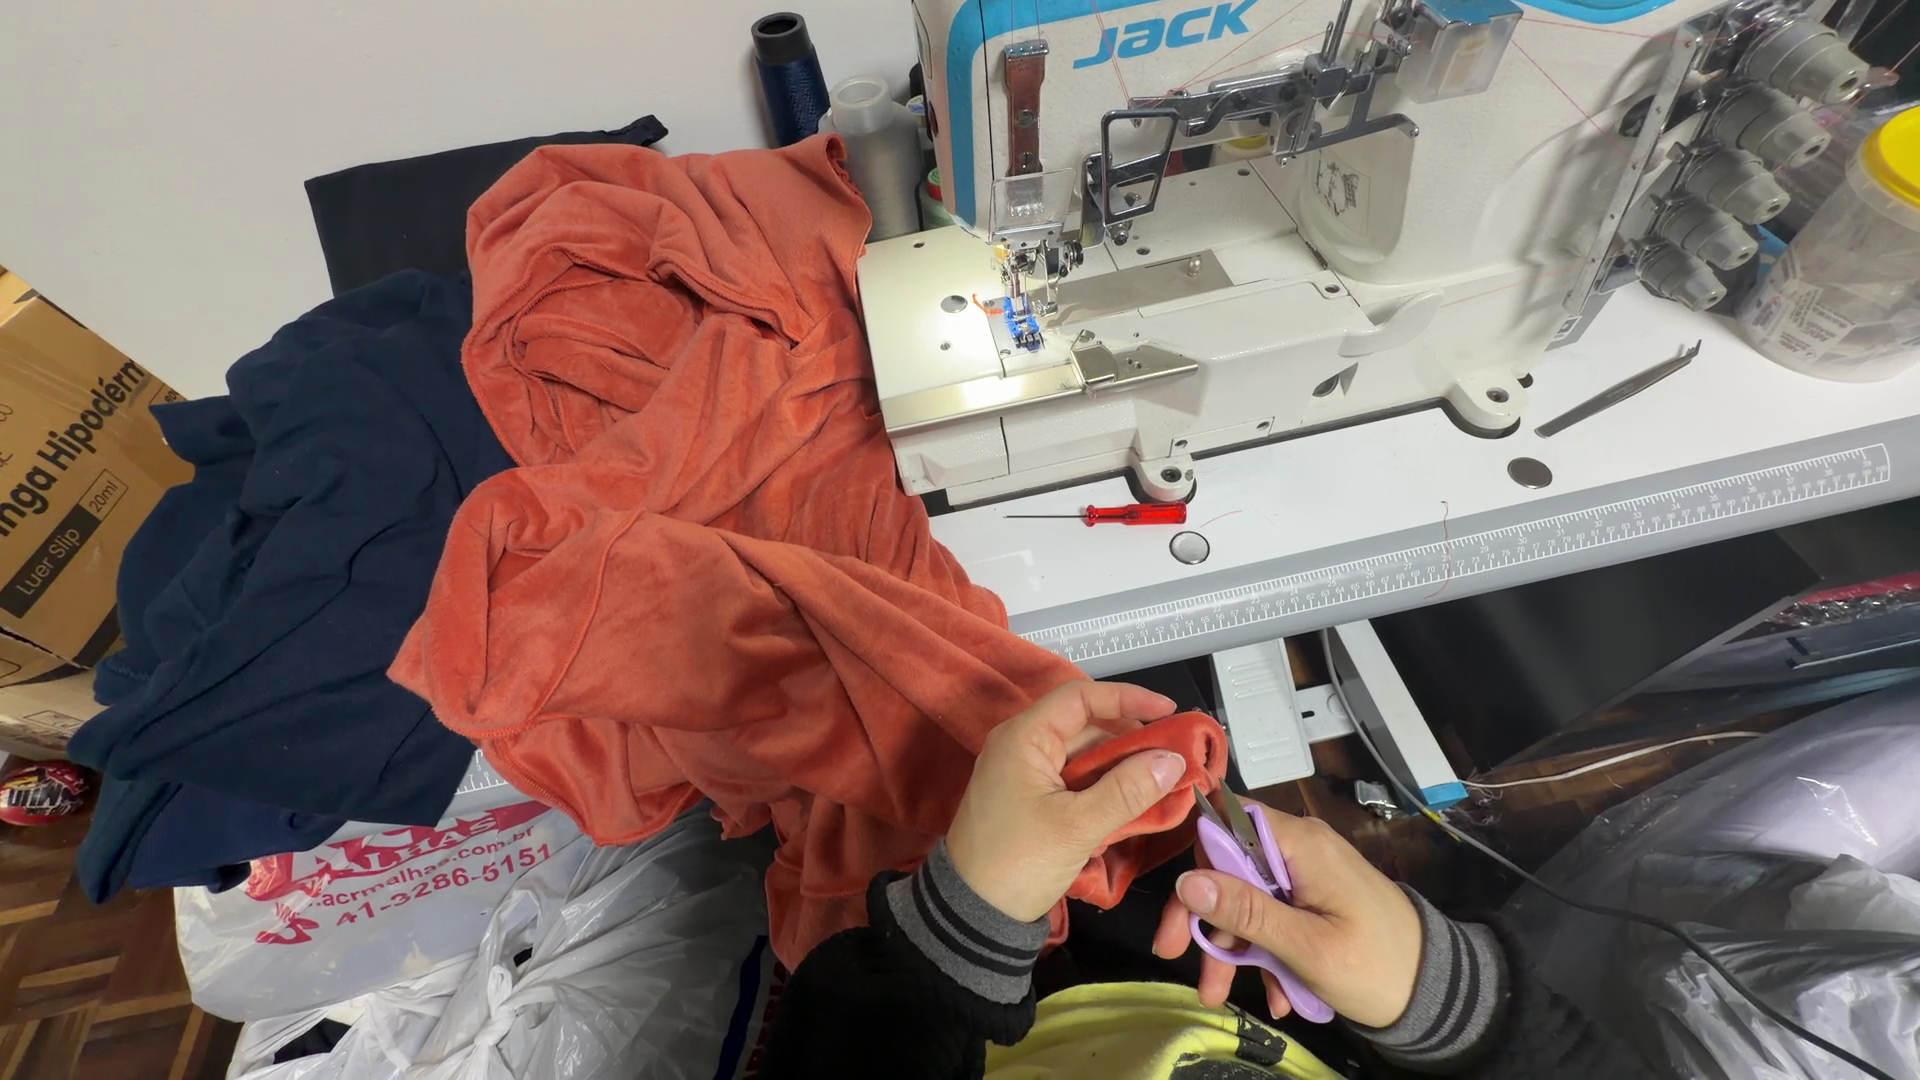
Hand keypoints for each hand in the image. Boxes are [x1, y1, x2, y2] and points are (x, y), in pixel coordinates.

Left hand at [946, 681, 1187, 922]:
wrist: (972, 913)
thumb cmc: (1018, 861)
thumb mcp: (1077, 827)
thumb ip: (1127, 791)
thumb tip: (1173, 761)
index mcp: (1024, 737)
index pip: (1080, 698)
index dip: (1126, 697)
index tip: (1168, 710)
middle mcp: (1023, 744)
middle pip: (1086, 726)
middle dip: (1131, 740)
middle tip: (1174, 756)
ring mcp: (1027, 772)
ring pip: (1084, 756)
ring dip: (1121, 768)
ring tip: (1163, 782)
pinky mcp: (1033, 797)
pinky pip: (1076, 781)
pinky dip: (1104, 789)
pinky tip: (1133, 806)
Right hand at [1151, 802, 1422, 1028]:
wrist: (1446, 998)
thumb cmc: (1379, 968)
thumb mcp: (1307, 948)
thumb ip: (1245, 911)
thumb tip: (1184, 880)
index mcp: (1298, 842)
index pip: (1224, 821)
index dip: (1195, 860)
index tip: (1178, 909)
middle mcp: (1298, 844)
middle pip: (1228, 863)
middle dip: (1202, 914)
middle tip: (1175, 954)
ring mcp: (1306, 869)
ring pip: (1245, 892)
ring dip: (1230, 942)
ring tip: (1218, 993)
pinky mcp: (1313, 893)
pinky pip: (1271, 908)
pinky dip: (1261, 946)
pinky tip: (1271, 990)